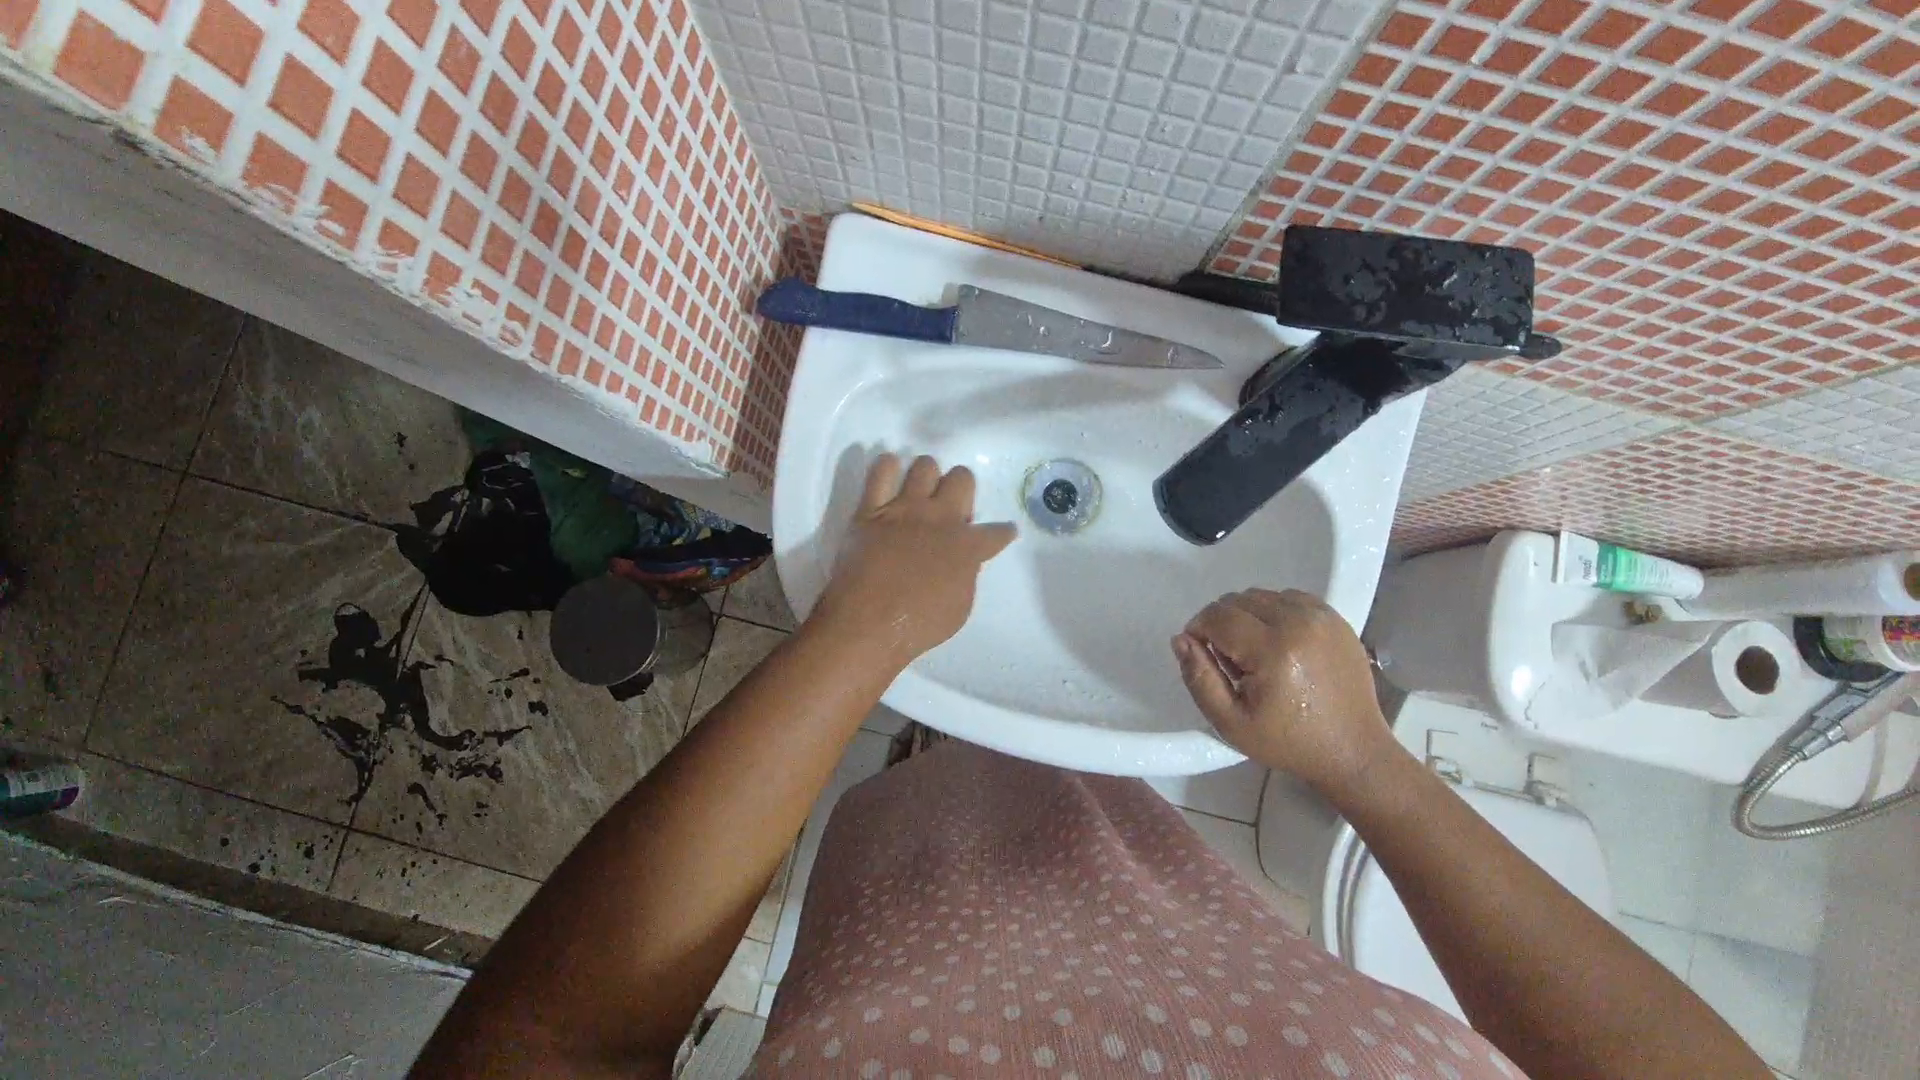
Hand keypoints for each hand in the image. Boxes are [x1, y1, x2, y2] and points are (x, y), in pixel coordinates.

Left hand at [808, 454, 1016, 669]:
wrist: (869, 623)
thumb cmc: (918, 625)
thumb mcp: (959, 608)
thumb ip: (966, 576)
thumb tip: (963, 562)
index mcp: (967, 546)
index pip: (996, 532)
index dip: (1002, 532)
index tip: (1003, 532)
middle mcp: (940, 518)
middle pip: (962, 478)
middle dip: (961, 488)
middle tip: (951, 507)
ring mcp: (905, 509)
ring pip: (925, 466)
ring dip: (928, 475)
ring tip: (921, 490)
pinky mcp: (871, 509)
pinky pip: (880, 472)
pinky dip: (887, 468)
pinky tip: (889, 475)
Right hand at [1172, 588, 1399, 796]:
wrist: (1352, 750)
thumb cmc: (1288, 742)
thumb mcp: (1230, 722)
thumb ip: (1198, 678)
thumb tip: (1181, 639)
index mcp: (1273, 649)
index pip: (1217, 616)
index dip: (1198, 631)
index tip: (1202, 656)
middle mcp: (1298, 622)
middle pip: (1237, 600)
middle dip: (1222, 625)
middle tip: (1232, 662)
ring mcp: (1321, 617)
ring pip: (1262, 595)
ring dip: (1247, 616)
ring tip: (1256, 653)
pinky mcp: (1335, 618)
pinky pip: (1289, 598)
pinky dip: (1274, 612)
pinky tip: (1278, 642)